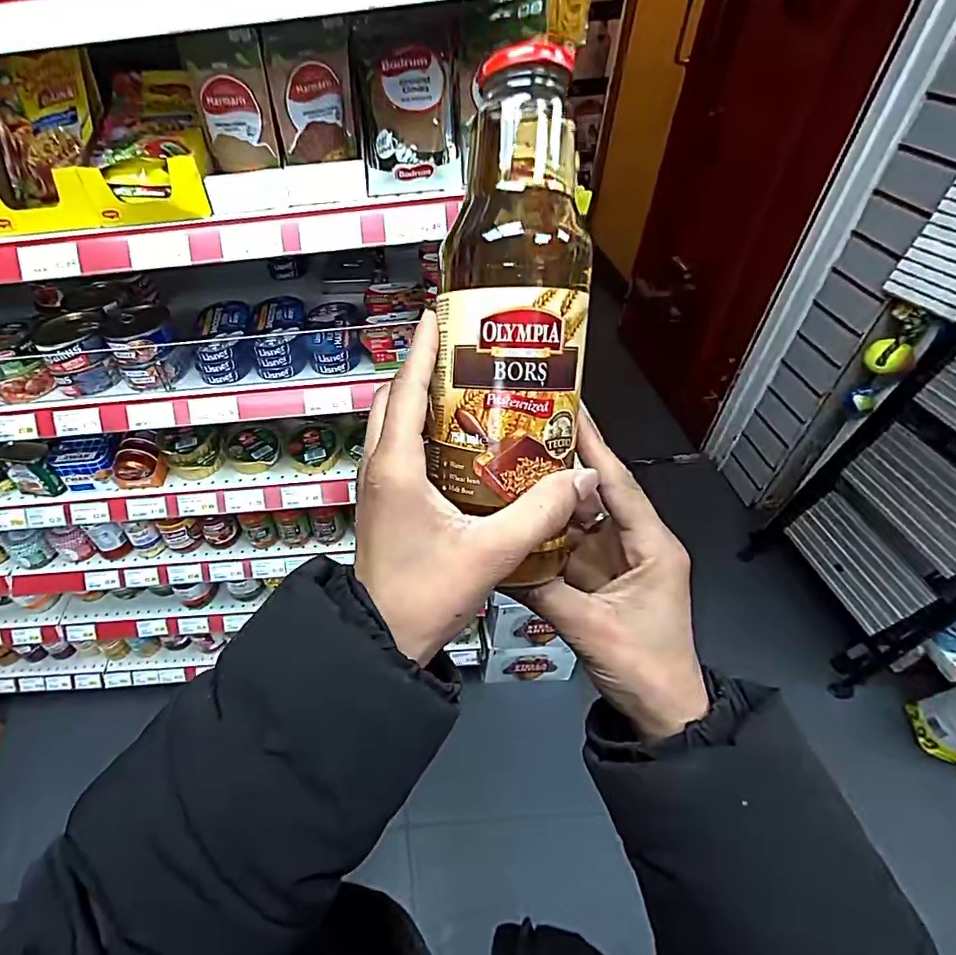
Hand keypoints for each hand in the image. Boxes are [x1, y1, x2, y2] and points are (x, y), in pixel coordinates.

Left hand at [355, 311, 596, 663]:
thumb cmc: (422, 596)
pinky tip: (453, 444)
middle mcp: (378, 468)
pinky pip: (396, 451)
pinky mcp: (381, 504)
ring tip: (459, 390)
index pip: (406, 390)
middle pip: (393, 400)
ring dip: (416, 400)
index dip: (422, 349)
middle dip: (420, 369)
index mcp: (396, 467)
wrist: (380, 640)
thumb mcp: (489, 554)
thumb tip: (581, 478)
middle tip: (459, 353)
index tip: (435, 315)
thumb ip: (538, 513)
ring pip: (390, 425)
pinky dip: (417, 432)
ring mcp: (375, 487)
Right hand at [514, 411, 708, 741]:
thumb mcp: (591, 628)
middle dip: (561, 466)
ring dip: (550, 500)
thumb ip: (543, 591)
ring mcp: (617, 560)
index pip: (618, 483)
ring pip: (579, 518)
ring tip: (512, 471)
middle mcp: (636, 543)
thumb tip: (499, 561)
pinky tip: (519, 519)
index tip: (571, 409)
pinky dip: (546, 534)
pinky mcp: (600, 577)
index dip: (594, 446)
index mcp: (652, 546)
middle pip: (595, 494)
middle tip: (525, 437)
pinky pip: (569, 546)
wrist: (664, 713)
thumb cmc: (646, 668)